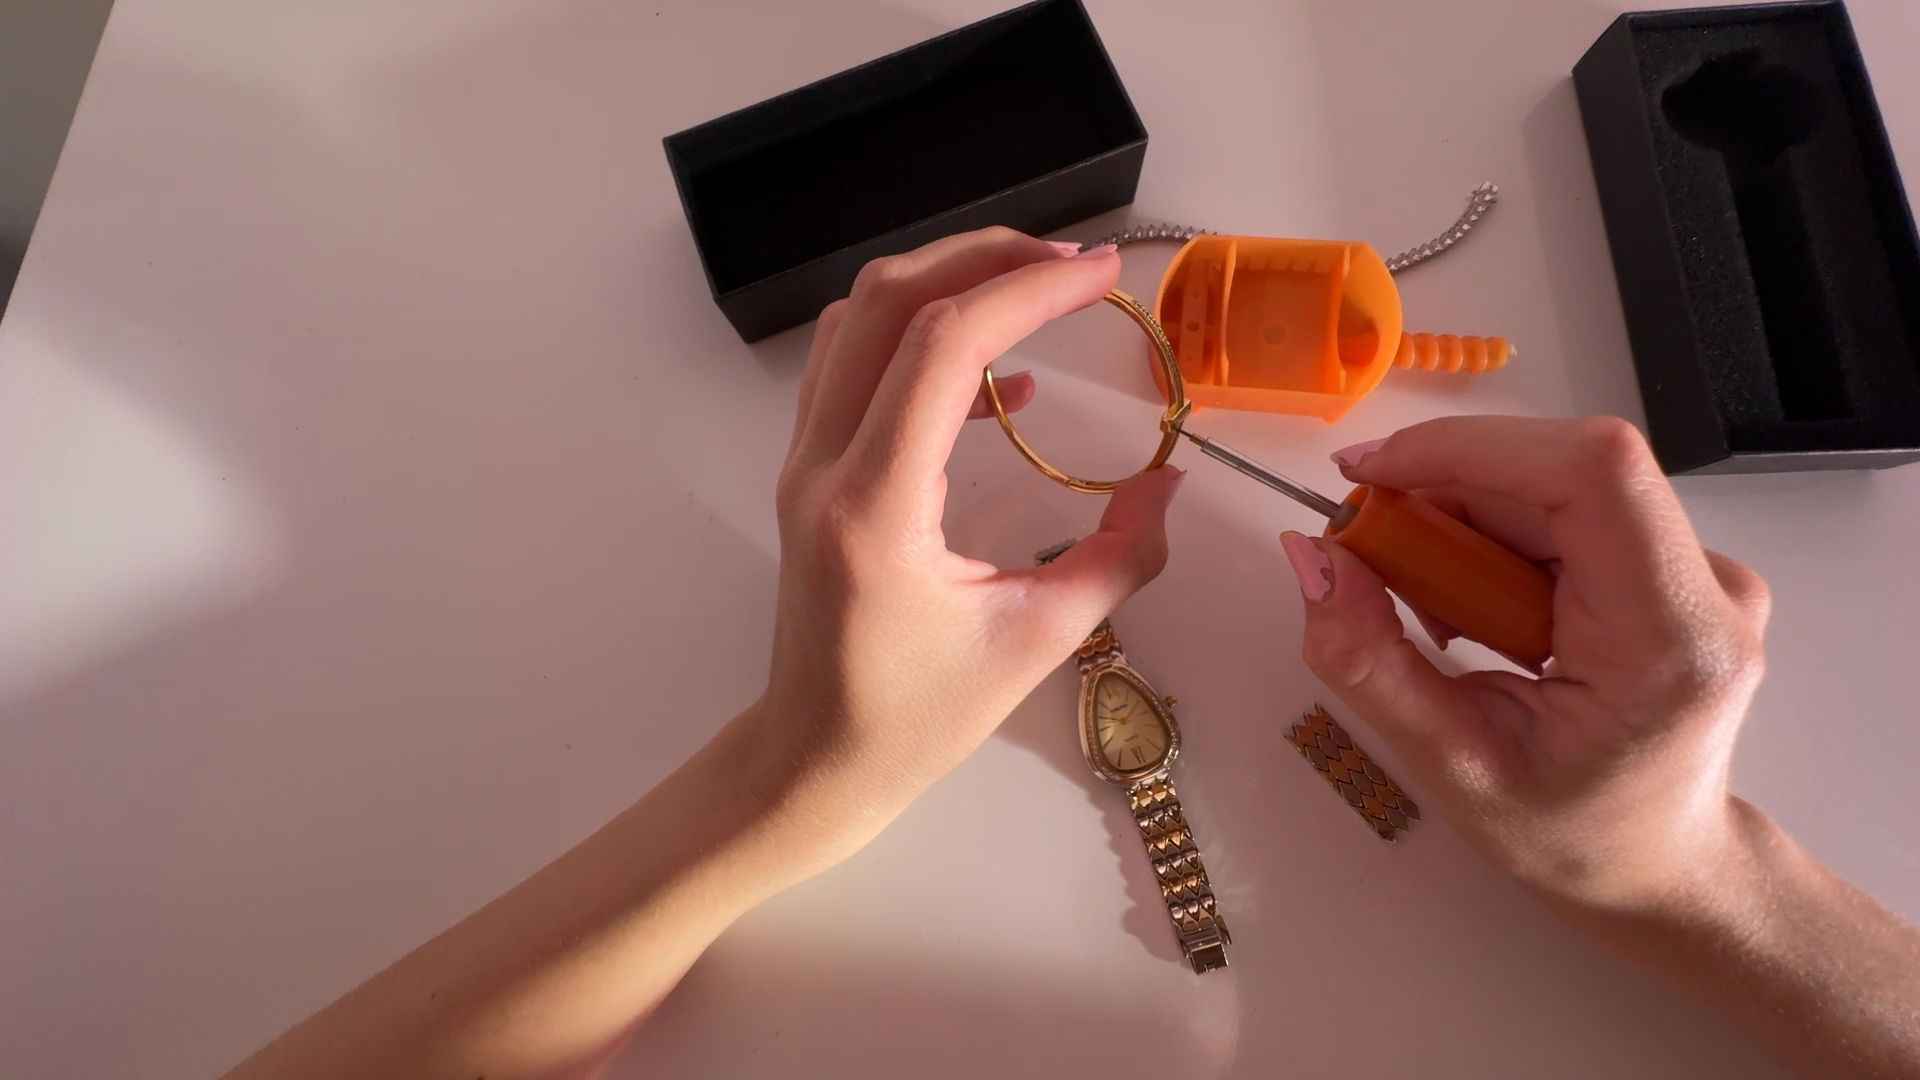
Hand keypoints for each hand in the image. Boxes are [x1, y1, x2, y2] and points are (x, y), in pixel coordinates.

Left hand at [747, 229, 1182, 861]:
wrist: (816, 752)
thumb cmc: (918, 717)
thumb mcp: (1035, 643)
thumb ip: (1117, 557)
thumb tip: (1169, 482)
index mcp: (875, 508)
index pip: (944, 347)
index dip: (1029, 290)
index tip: (1102, 275)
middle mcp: (821, 466)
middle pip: (885, 302)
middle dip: (984, 258)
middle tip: (1070, 263)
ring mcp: (802, 462)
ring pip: (856, 321)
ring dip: (943, 284)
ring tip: (1031, 292)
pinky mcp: (807, 470)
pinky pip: (853, 366)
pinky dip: (919, 340)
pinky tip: (995, 378)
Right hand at [1278, 416, 1766, 912]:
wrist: (1657, 860)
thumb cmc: (1564, 830)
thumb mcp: (1442, 760)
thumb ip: (1362, 659)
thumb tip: (1308, 553)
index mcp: (1667, 635)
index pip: (1588, 472)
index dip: (1464, 448)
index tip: (1365, 476)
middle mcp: (1699, 579)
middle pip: (1546, 471)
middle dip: (1433, 490)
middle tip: (1360, 547)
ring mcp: (1686, 565)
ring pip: (1535, 483)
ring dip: (1446, 519)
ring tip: (1418, 606)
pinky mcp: (1657, 562)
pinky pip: (1542, 507)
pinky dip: (1470, 535)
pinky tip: (1456, 603)